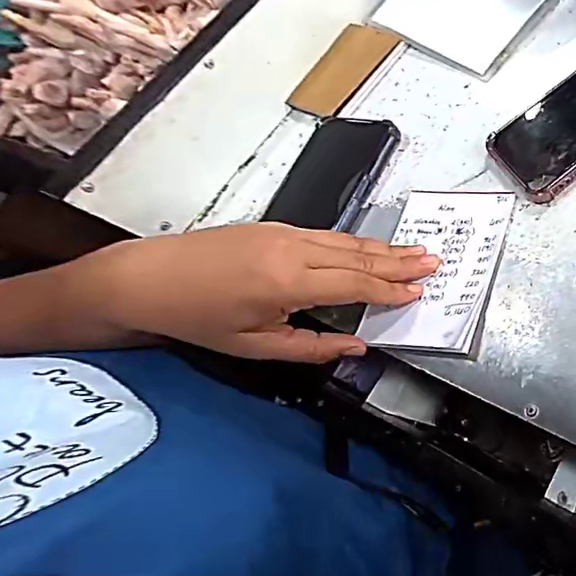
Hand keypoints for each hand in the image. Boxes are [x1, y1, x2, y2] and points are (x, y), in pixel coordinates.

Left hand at [75, 223, 439, 361]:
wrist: (142, 278)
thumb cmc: (194, 316)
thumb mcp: (255, 345)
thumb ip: (312, 347)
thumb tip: (355, 346)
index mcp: (286, 283)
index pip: (356, 283)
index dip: (391, 289)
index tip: (418, 291)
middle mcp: (289, 251)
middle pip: (358, 255)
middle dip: (399, 260)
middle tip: (432, 261)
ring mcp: (282, 234)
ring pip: (346, 240)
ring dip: (383, 247)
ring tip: (414, 251)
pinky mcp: (273, 228)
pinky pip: (327, 235)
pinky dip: (357, 242)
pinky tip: (371, 246)